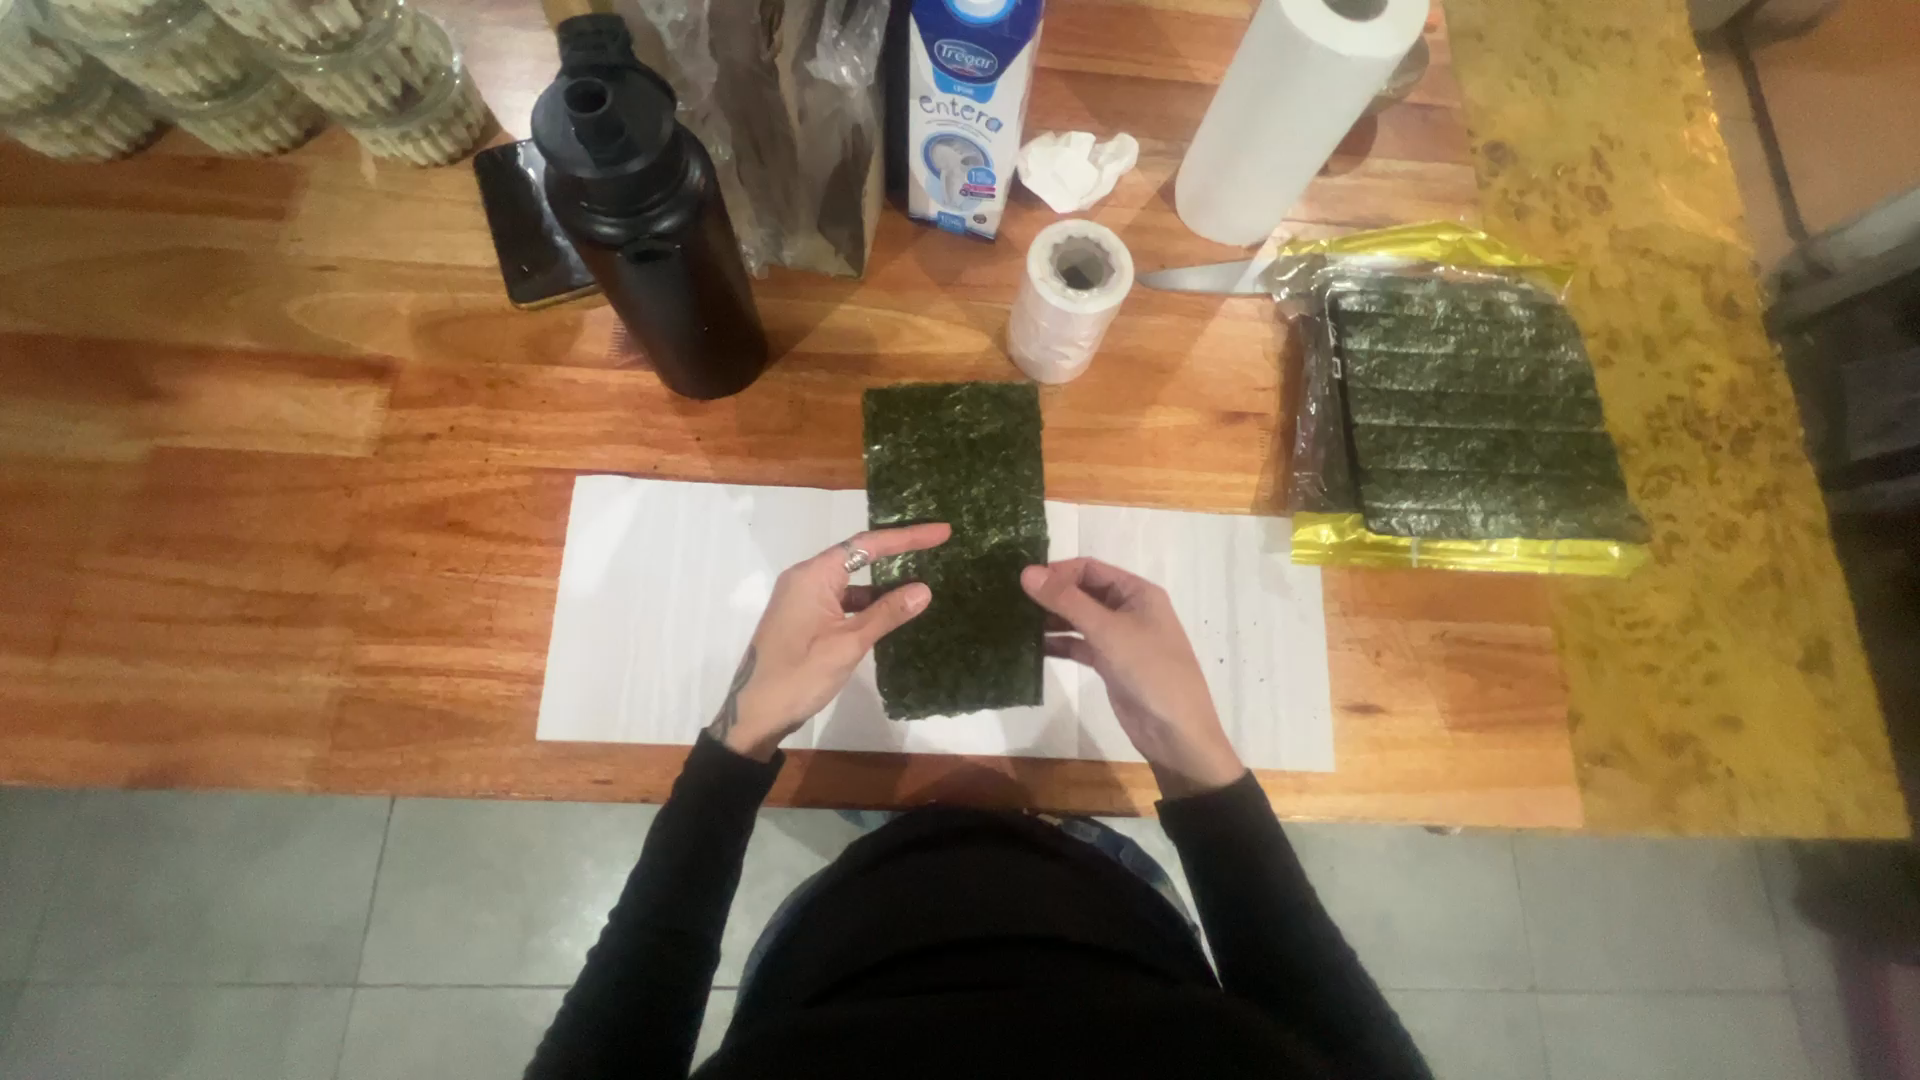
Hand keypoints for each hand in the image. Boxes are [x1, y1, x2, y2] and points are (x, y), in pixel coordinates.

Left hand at [708, 523, 951, 761]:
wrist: (755, 714)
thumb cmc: (800, 675)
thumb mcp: (848, 644)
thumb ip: (887, 614)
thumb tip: (924, 589)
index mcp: (813, 576)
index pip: (867, 545)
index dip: (906, 537)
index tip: (941, 532)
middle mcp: (806, 578)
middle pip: (859, 554)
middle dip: (898, 551)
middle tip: (937, 545)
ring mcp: (803, 597)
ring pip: (851, 580)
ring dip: (883, 582)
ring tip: (922, 581)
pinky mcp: (804, 616)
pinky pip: (842, 599)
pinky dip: (867, 602)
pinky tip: (892, 612)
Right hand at [1021, 559, 1244, 797]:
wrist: (1175, 731)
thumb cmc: (1149, 669)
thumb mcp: (1107, 630)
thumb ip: (1066, 600)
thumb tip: (1026, 572)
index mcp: (1137, 592)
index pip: (1090, 569)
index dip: (1057, 572)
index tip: (1023, 582)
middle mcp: (1128, 609)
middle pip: (1083, 592)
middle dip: (1051, 595)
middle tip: (1012, 601)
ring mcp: (1119, 638)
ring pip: (1079, 620)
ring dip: (1051, 620)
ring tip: (1016, 623)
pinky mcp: (1110, 663)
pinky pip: (1079, 645)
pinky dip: (1059, 644)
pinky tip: (1032, 647)